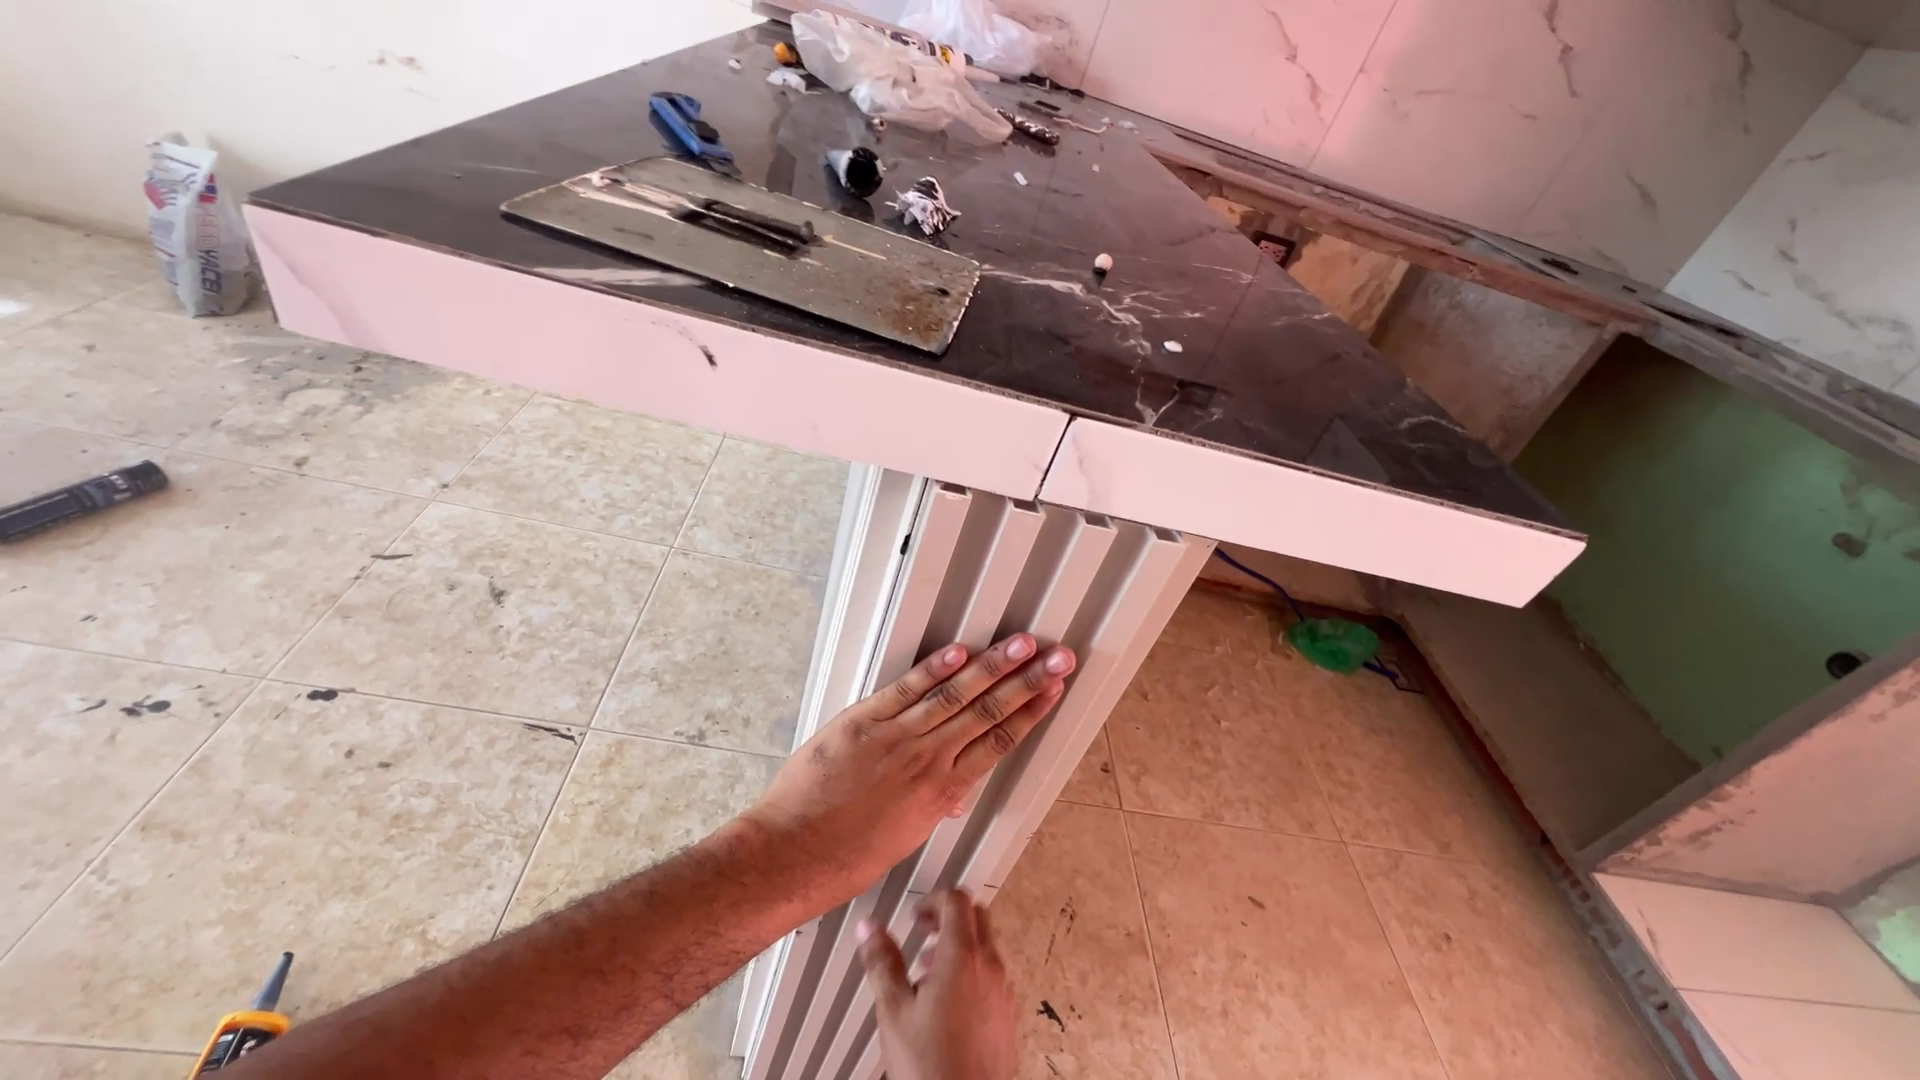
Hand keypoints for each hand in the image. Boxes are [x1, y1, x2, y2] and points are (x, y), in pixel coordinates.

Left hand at [743, 633, 1074, 904]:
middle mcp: (929, 760)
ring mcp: (897, 737)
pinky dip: (933, 668)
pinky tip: (959, 650)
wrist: (793, 854)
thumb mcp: (904, 835)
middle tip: (1058, 655)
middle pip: (989, 711)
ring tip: (1022, 644)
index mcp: (943, 791)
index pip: (999, 742)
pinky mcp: (863, 721)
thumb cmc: (846, 854)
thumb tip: (955, 792)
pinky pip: (906, 689)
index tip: (1054, 690)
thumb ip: (934, 804)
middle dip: (1028, 681)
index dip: (1031, 712)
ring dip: (992, 666)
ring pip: (955, 695)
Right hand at [860, 890, 1015, 1079]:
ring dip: (960, 946)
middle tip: (922, 933)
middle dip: (949, 917)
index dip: (934, 900)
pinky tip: (947, 1006)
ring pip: (987, 947)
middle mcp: (991, 967)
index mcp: (963, 957)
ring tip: (927, 974)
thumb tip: (867, 926)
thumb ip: (881, 961)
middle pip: (978, 917)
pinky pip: (993, 977)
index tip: (914, 917)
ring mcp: (1005, 992)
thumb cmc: (928, 1065)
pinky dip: (972, 973)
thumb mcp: (894, 1010)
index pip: (957, 901)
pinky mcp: (1009, 1016)